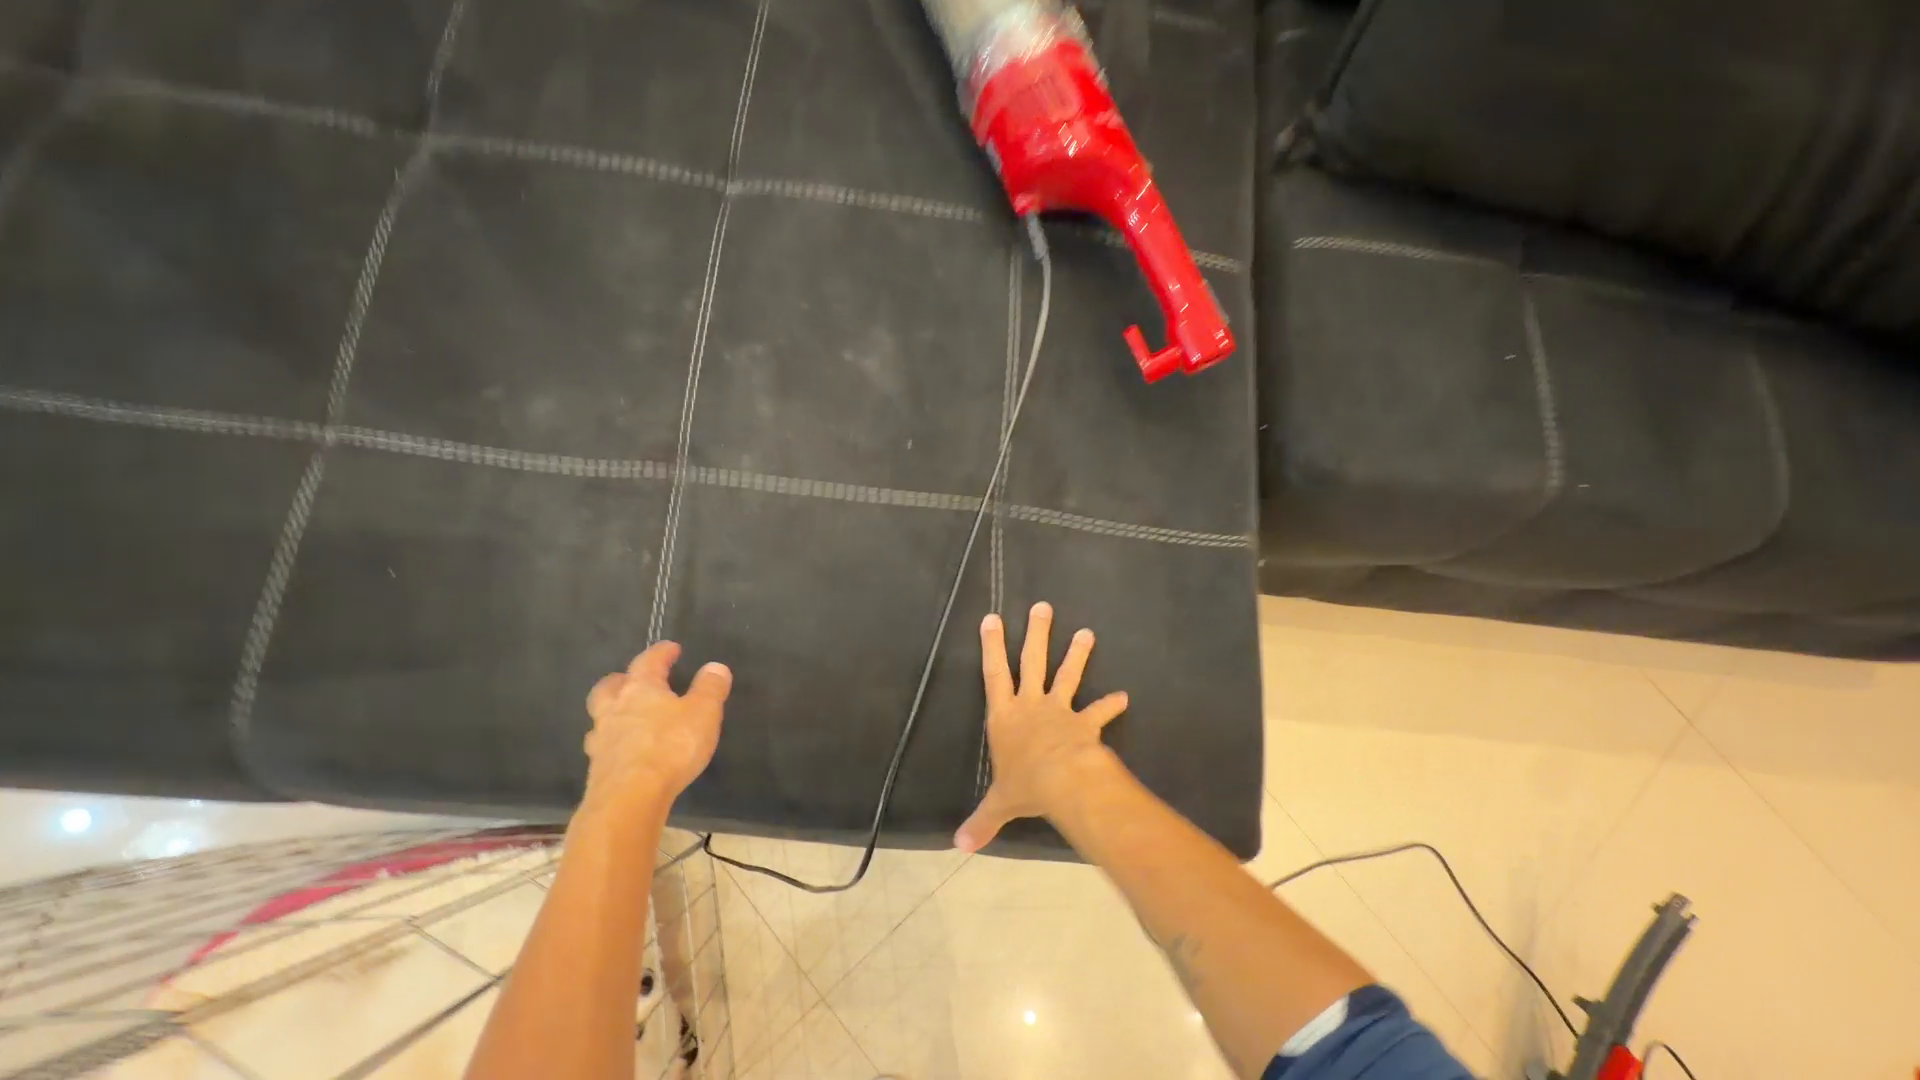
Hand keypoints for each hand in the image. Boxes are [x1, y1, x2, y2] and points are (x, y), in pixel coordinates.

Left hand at [581, 641, 730, 814]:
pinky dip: (611, 742)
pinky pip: (601, 746)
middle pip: (610, 686)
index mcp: (641, 689)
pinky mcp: (597, 767)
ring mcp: (602, 738)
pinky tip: (621, 750)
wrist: (630, 797)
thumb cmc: (671, 747)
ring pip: (600, 716)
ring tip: (624, 716)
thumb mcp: (703, 713)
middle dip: (622, 678)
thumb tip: (715, 666)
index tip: (672, 648)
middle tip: (632, 679)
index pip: (649, 661)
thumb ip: (710, 688)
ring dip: (611, 711)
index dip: (662, 652)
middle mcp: (615, 708)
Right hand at [955, 602, 1128, 852]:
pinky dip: (1112, 704)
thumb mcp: (999, 803)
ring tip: (1087, 633)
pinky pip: (1099, 712)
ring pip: (1067, 676)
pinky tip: (1124, 697)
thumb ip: (982, 821)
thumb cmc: (1025, 785)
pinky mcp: (1085, 723)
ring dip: (1077, 655)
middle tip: (1043, 608)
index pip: (994, 674)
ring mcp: (1060, 711)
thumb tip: (959, 847)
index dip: (992, 646)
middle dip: (1036, 634)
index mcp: (1004, 716)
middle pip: (1032, 661)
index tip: (993, 618)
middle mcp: (1031, 705)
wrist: (1064, 781)